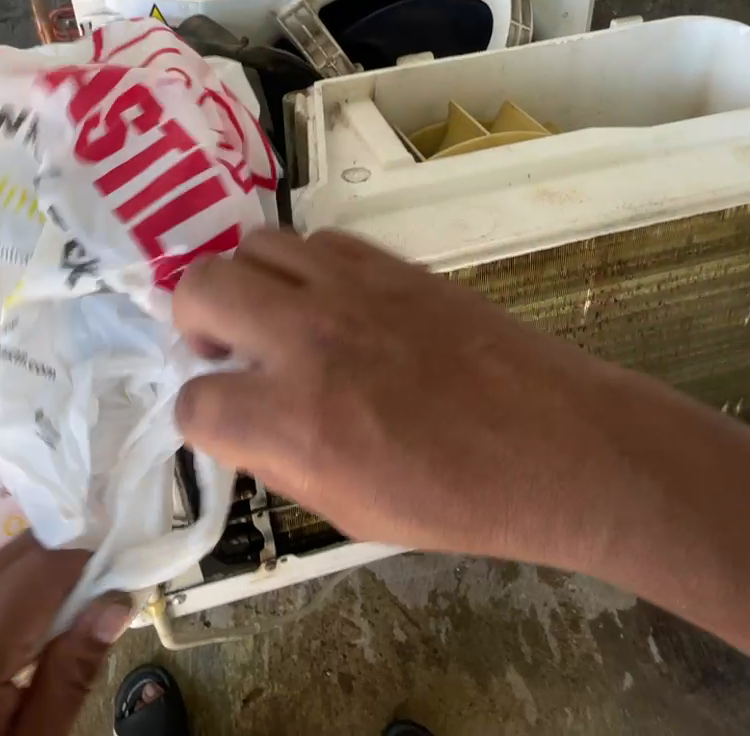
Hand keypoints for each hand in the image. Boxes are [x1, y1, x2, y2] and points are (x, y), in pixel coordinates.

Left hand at [0, 537, 133, 735]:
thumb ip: (72, 672)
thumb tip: (116, 602)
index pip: (39, 568)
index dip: (86, 557)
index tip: (125, 566)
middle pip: (12, 557)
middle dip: (63, 556)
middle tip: (108, 578)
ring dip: (37, 574)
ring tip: (78, 603)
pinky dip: (9, 594)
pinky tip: (34, 625)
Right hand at [171, 229, 655, 563]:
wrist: (554, 443)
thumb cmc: (453, 498)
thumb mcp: (344, 509)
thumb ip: (274, 455)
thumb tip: (238, 414)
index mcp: (295, 420)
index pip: (194, 401)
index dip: (201, 415)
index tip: (224, 418)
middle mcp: (308, 338)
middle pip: (200, 289)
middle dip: (195, 322)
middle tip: (226, 348)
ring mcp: (349, 288)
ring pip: (252, 246)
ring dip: (246, 284)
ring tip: (274, 316)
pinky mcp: (388, 262)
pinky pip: (314, 239)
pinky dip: (302, 267)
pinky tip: (327, 300)